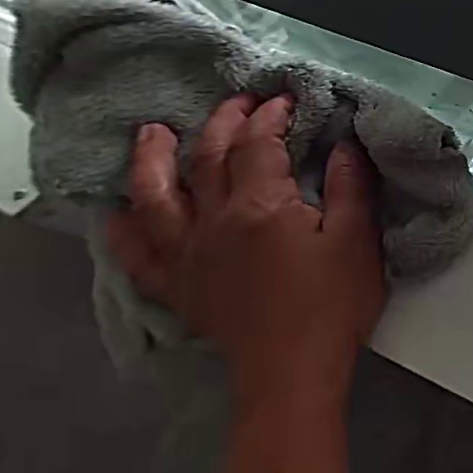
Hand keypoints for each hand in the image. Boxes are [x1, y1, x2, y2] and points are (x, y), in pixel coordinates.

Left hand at [108, 94, 386, 407]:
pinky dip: (120, 229)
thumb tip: (343, 146)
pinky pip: (135, 253)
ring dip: (151, 159)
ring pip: (154, 197)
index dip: (271, 116)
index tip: (287, 99)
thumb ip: (350, 188)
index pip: (258, 145)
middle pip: (207, 159)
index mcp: (261, 208)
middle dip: (222, 122)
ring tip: (151, 134)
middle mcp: (213, 223)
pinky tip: (115, 214)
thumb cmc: (333, 304)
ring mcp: (187, 256)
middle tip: (239, 102)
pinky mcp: (178, 287)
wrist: (292, 372)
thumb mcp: (357, 239)